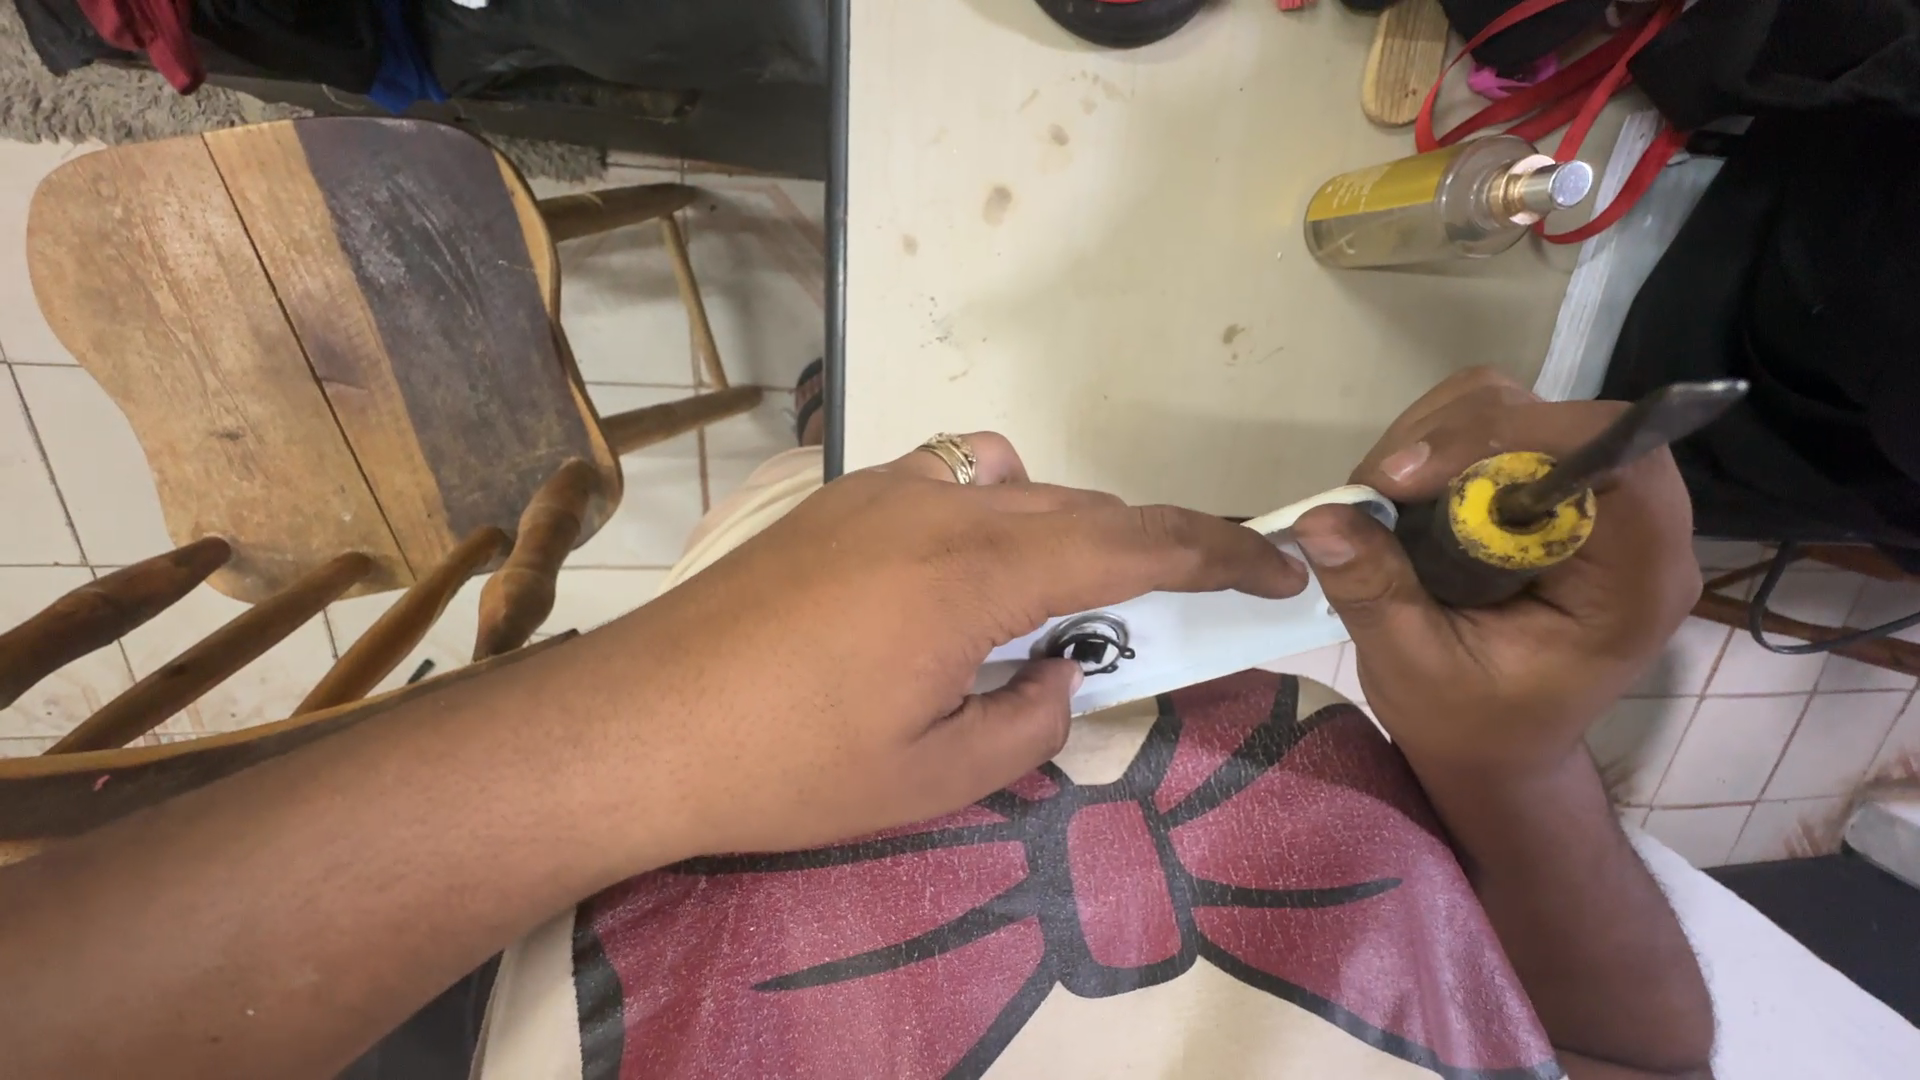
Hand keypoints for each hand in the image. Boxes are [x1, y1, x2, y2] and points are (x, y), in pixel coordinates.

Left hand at [610, 433, 1305, 857]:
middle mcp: (943, 508)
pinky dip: (1000, 506)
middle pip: (1086, 507)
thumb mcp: (935, 776)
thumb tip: (1061, 675)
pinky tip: (976, 558)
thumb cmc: (790, 766)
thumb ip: (1028, 720)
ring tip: (1079, 593)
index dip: (1221, 551)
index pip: (1134, 545)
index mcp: (978, 576)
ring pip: (1022, 487)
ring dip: (1074, 528)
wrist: (643, 722)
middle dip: (1155, 544)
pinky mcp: (844, 500)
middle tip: (1189, 592)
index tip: (1282, 564)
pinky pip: (953, 477)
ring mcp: (886, 491)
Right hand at [1289, 369, 1700, 775]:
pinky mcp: (1535, 492)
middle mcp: (1622, 527)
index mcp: (1626, 583)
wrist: (1489, 743)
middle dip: (1455, 440)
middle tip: (1378, 490)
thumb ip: (1374, 593)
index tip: (1407, 479)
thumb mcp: (1411, 668)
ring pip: (1517, 408)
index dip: (1514, 442)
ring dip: (1434, 438)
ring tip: (1383, 497)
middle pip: (1559, 420)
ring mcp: (1577, 502)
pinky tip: (1400, 493)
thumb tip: (1320, 517)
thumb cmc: (1466, 723)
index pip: (1613, 462)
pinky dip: (1430, 442)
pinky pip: (1488, 426)